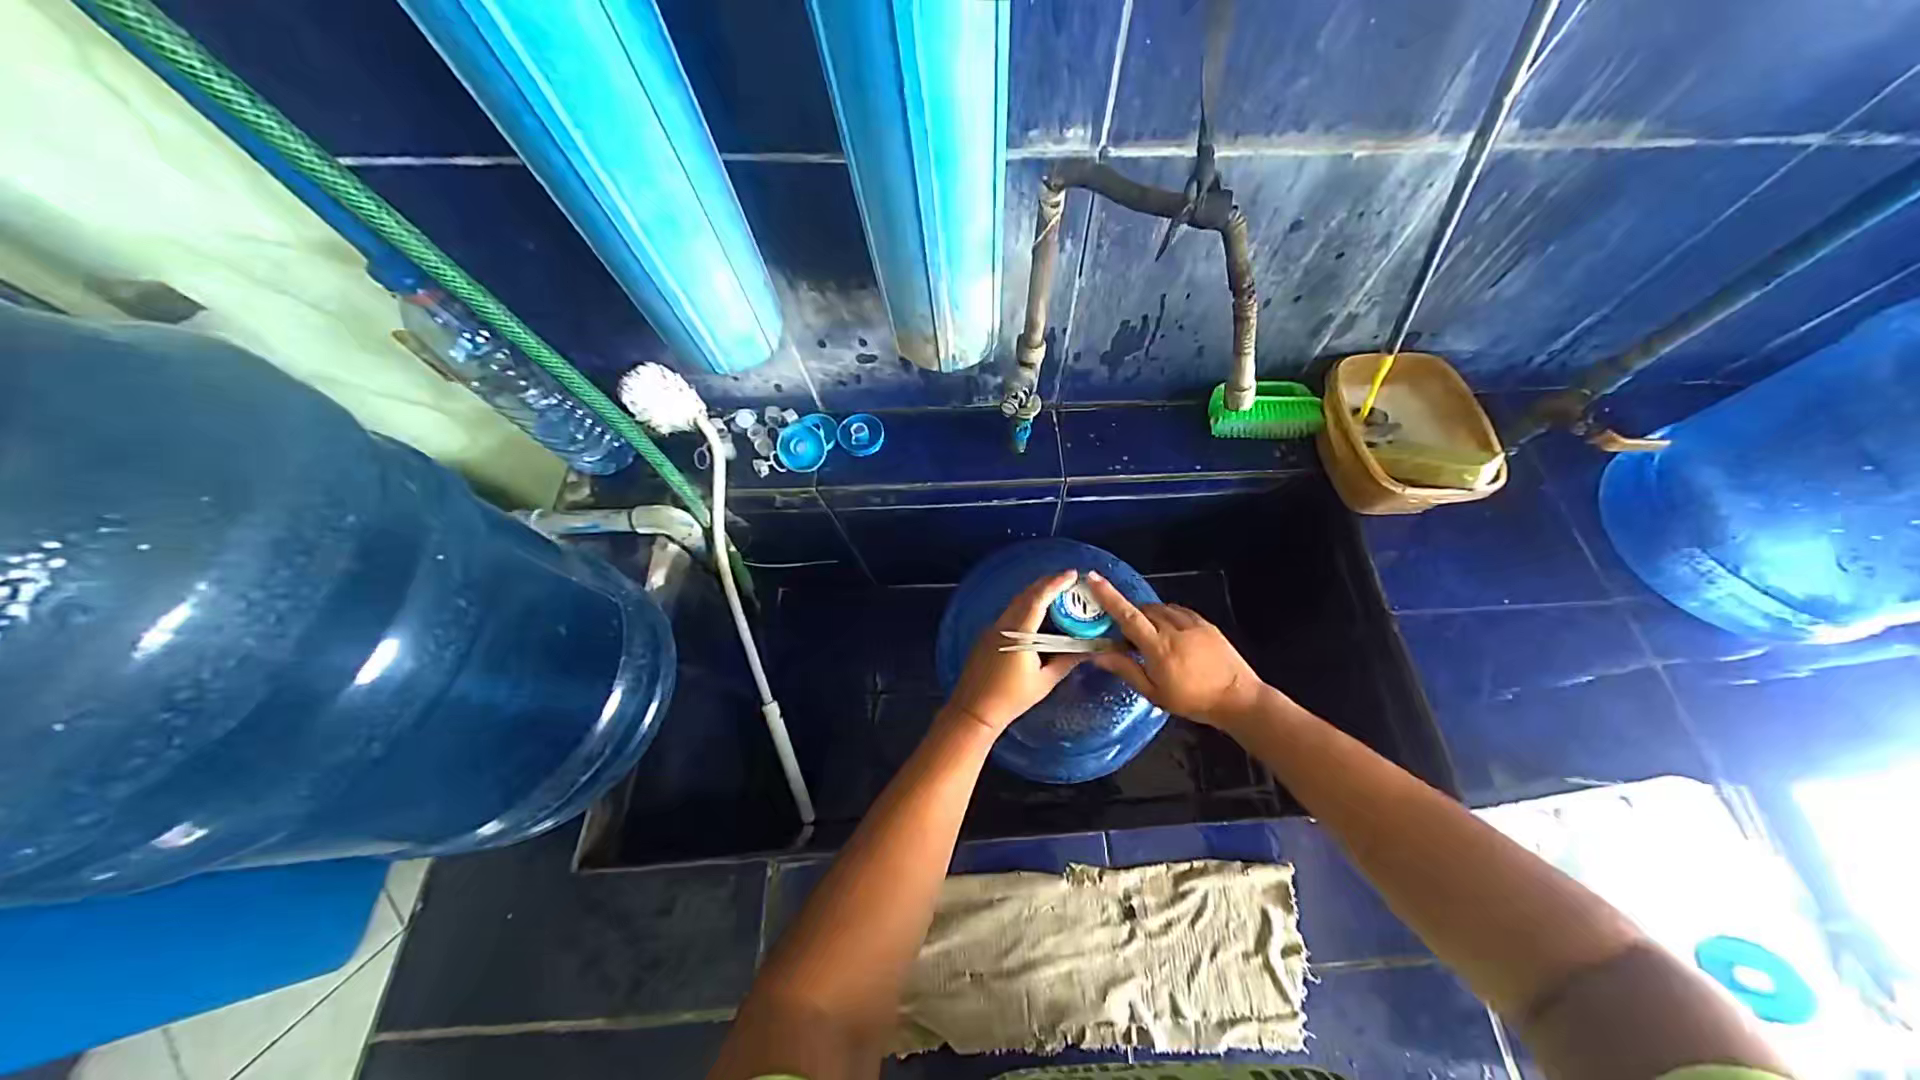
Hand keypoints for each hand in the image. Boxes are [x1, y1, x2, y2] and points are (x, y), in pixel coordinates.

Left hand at [944, 570, 1084, 734]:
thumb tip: (1089, 648)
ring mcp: (992, 629)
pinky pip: (1009, 614)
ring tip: (1057, 593)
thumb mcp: (1045, 680)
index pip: (1038, 599)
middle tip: (1068, 580)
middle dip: (1047, 584)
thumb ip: (1067, 660)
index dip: (1055, 583)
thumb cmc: (1011, 698)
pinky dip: (1026, 608)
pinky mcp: (987, 636)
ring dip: (1035, 595)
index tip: (1071, 574)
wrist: (973, 711)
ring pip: (1016, 604)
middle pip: (1025, 596)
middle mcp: (1003, 625)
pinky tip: (1038, 614)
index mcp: (1018, 633)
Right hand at [1084, 571, 1274, 733]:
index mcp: (1158, 647)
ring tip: (1150, 636)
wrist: (1239, 699)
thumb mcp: (1155, 693)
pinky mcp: (1206, 624)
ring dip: (1150, 616)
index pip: (1127, 616)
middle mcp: (1174, 629)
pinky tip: (1170, 632)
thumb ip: (1126, 670)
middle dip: (1131, 616)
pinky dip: (1168, 616)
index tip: (1094, 578)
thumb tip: (1098, 655)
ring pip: (1161, 608)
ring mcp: (1192, 623)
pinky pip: (1179, 611)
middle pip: (1143, 610)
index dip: (1108, 596)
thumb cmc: (1193, 701)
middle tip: (1128, 636)